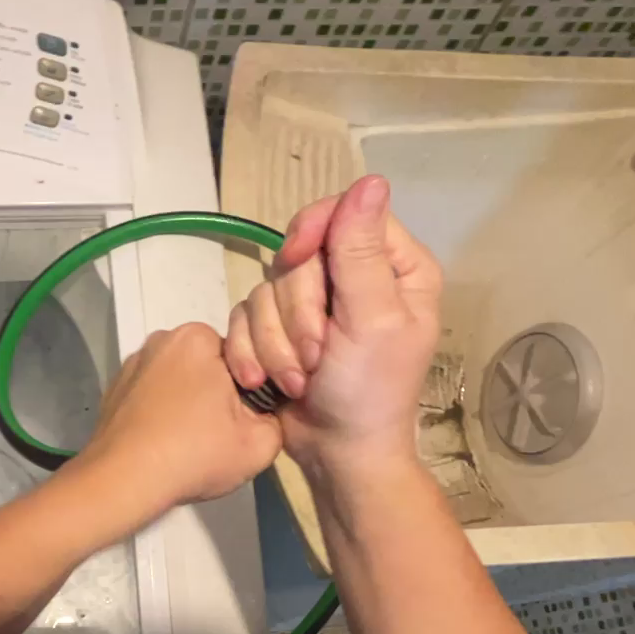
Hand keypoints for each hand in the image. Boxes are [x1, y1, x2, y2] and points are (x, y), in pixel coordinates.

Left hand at [73, 322, 283, 514]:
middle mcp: (162, 339)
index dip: (249, 392)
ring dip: (186, 403)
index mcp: (198, 337)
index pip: (241, 357)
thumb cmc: (194, 455)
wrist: (122, 481)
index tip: (243, 422)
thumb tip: (263, 414)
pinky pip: (150, 395)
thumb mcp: (260, 444)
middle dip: (216, 393)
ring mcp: (132, 363)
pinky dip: (159, 413)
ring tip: (187, 443)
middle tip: (217, 435)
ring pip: (177, 380)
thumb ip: (275, 419)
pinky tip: (161, 443)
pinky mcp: (113, 389)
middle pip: (207, 366)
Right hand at [224, 175, 442, 475]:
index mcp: (392, 267)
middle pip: (297, 257)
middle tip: (316, 355)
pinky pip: (242, 320)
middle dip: (296, 312)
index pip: (343, 214)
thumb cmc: (369, 391)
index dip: (313, 232)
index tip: (298, 259)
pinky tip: (265, 380)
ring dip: (275, 342)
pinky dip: (250, 353)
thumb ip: (363, 254)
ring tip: (298, 379)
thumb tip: (369, 180)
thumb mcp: (374, 321)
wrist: (336, 453)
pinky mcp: (273, 332)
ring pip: (264, 291)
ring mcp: (308, 307)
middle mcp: (350, 279)